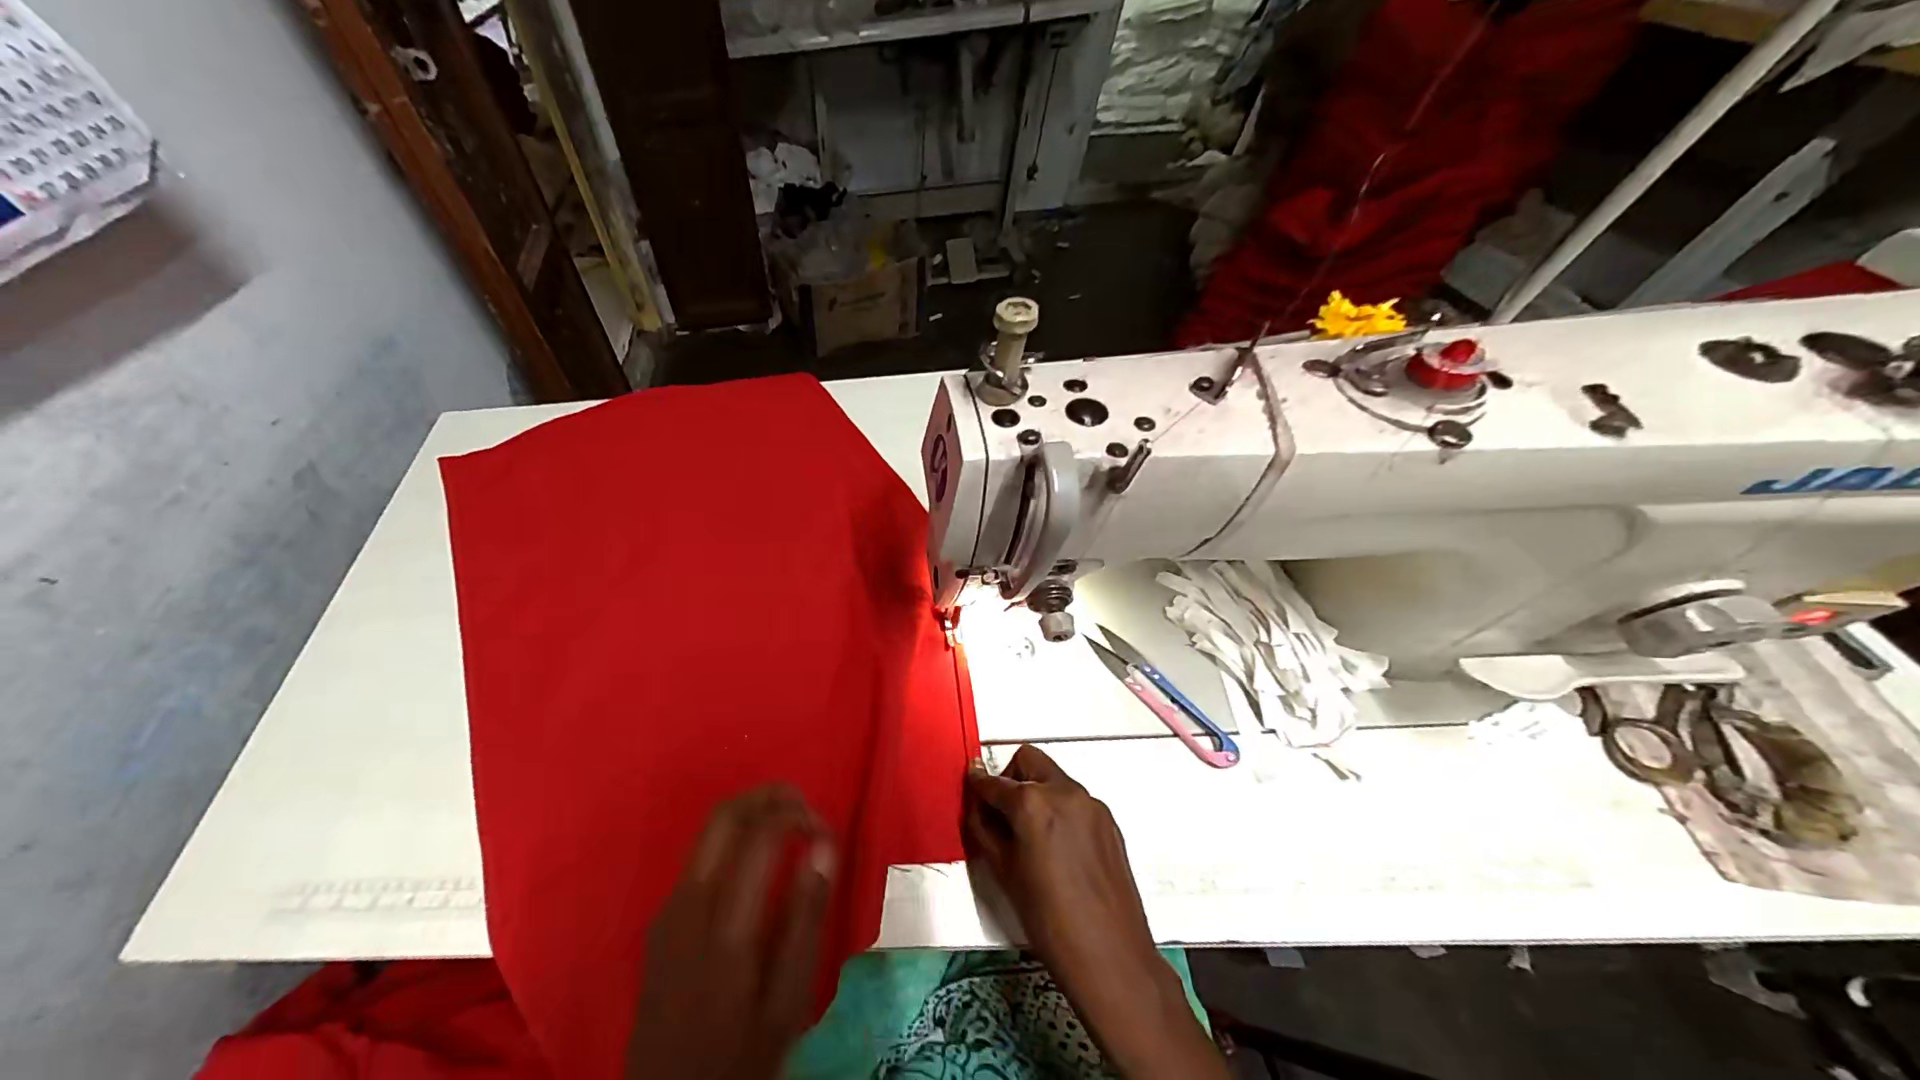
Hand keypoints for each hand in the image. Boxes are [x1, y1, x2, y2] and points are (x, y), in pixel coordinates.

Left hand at [627, 787, 835, 1079]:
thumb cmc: (740, 1054)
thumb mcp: (789, 999)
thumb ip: (807, 918)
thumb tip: (825, 846)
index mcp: (724, 923)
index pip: (760, 832)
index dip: (798, 813)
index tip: (825, 826)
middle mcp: (687, 903)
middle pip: (723, 816)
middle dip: (768, 796)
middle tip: (805, 803)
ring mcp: (667, 910)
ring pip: (707, 833)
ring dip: (751, 815)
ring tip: (790, 828)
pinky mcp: (661, 922)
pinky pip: (699, 860)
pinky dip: (733, 841)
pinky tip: (758, 861)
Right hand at [964, 745, 1229, 1078]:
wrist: (1109, 952)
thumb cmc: (1047, 918)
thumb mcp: (1003, 873)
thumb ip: (984, 829)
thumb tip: (977, 807)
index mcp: (1033, 802)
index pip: (994, 782)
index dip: (977, 786)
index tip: (971, 789)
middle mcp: (1064, 791)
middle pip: (1029, 760)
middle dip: (1010, 777)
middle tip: (1001, 811)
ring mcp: (1092, 804)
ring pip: (1054, 779)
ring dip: (1036, 792)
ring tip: (1029, 834)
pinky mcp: (1109, 821)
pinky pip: (1075, 800)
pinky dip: (1059, 809)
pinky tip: (1057, 847)